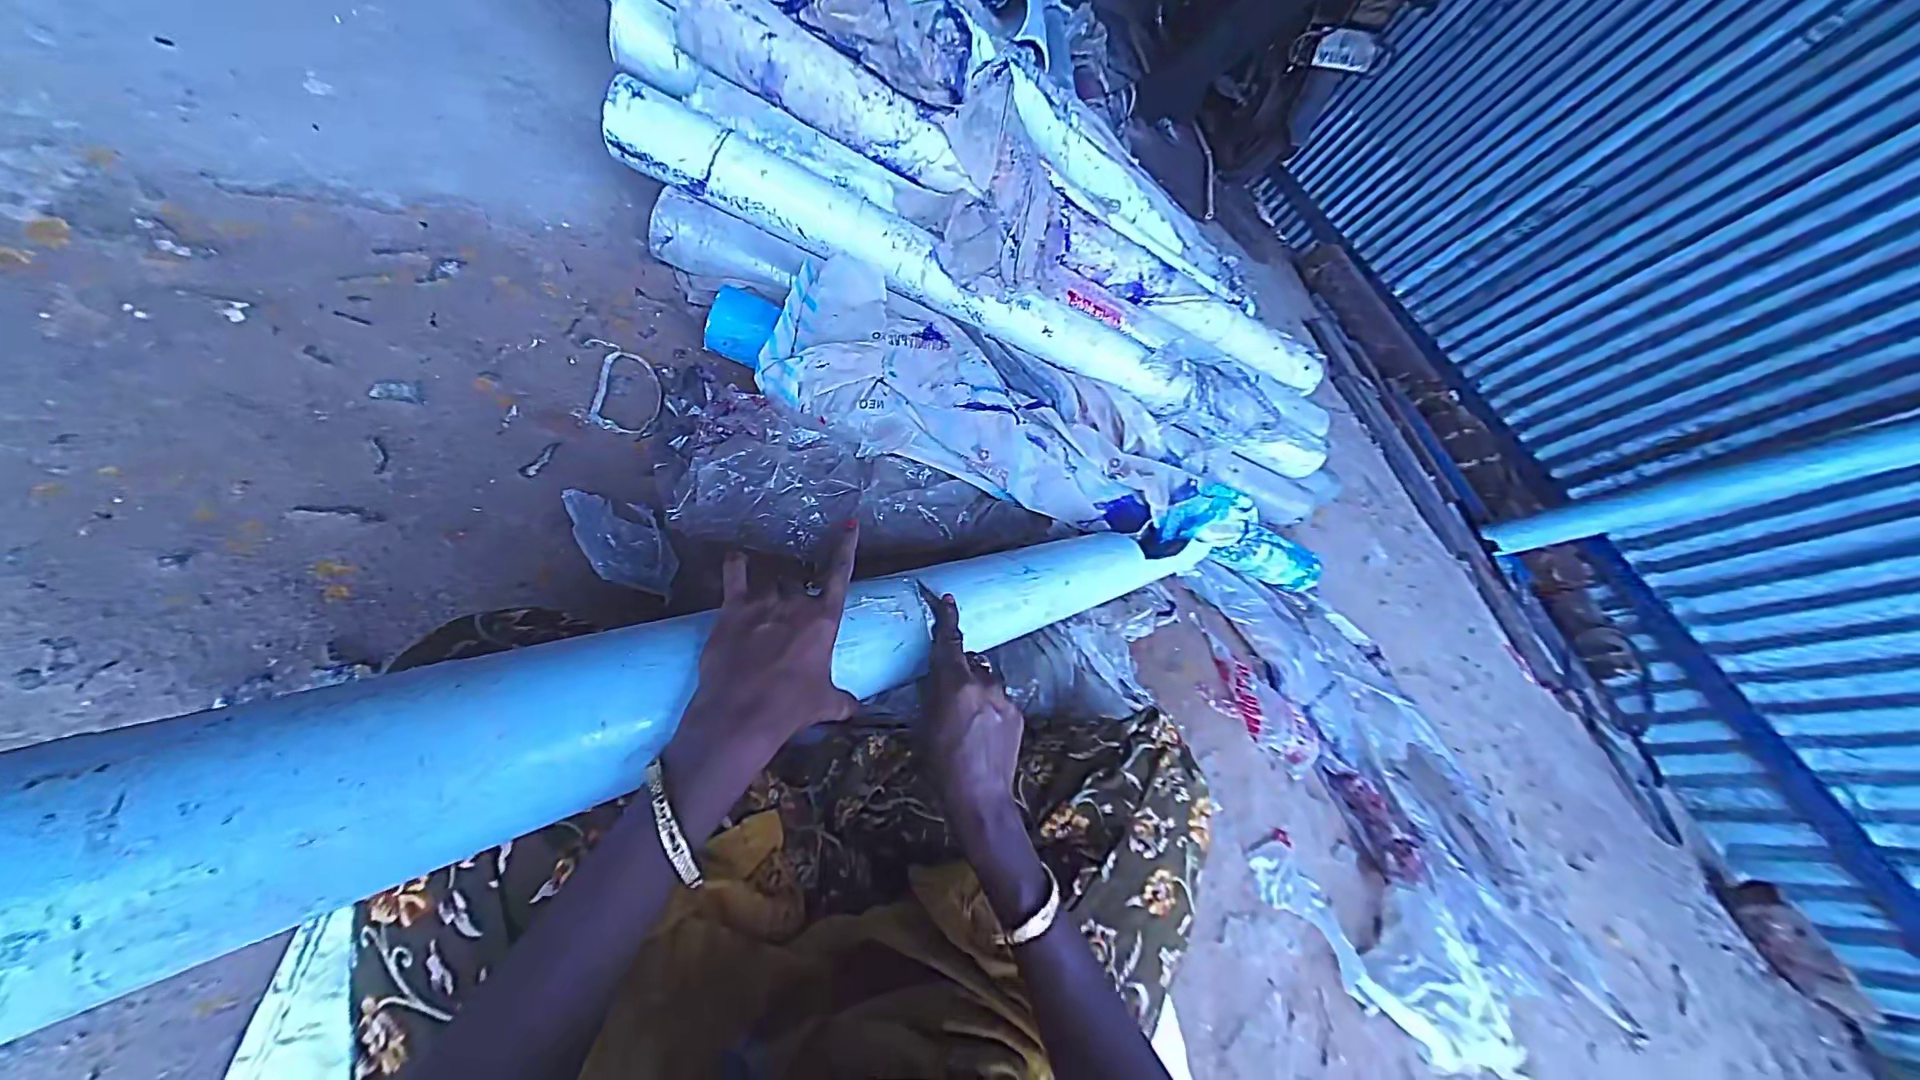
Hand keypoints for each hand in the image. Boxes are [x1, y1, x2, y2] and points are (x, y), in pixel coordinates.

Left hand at [685, 524, 862, 750]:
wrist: (742, 713)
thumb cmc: (791, 707)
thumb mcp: (825, 703)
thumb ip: (842, 700)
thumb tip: (854, 710)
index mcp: (824, 619)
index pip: (840, 573)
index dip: (846, 547)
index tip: (850, 525)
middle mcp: (795, 603)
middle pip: (798, 581)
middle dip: (796, 592)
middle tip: (790, 613)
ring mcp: (762, 603)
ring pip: (771, 579)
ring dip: (771, 585)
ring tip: (768, 597)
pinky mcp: (732, 609)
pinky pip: (735, 575)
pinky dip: (737, 564)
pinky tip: (737, 557)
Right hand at [922, 589, 1025, 852]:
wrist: (981, 796)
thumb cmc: (941, 765)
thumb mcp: (925, 725)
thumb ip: (933, 695)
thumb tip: (936, 680)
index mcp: (954, 684)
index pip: (949, 642)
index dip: (947, 618)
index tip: (948, 599)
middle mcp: (982, 684)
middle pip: (969, 662)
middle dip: (959, 670)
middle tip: (948, 692)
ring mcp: (1003, 698)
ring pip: (986, 682)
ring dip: (975, 690)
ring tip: (966, 720)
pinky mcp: (1017, 713)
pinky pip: (999, 700)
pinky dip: (989, 707)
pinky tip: (982, 732)